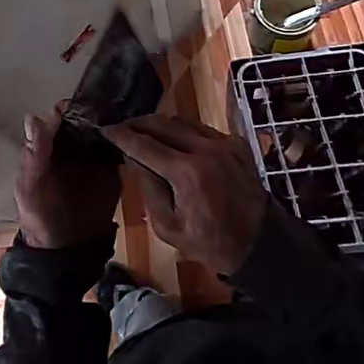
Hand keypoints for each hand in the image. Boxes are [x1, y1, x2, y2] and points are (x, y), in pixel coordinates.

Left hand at [15, 108, 122, 248]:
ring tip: (135, 118)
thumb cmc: (38, 214)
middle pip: (91, 117)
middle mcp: (74, 144)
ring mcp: (96, 156)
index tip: (91, 101)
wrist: (64, 250)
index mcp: (51, 143)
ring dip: (120, 123)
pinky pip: (124, 150)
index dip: (76, 106)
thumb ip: (34, 154)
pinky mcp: (114, 170)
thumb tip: (35, 117)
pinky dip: (133, 143)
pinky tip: (144, 137)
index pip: (64, 114)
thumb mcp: (30, 185)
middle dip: (103, 110)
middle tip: (118, 105)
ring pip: (109, 130)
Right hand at [102, 115, 267, 276]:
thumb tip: (133, 157)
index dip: (121, 136)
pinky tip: (176, 142)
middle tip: (122, 128)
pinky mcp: (236, 144)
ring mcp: (223, 143)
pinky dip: (184, 131)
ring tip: (146, 133)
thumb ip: (148, 187)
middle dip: (138, 123)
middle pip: (162, 124)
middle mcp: (204, 149)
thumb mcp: (167, 225)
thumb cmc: (208, 241)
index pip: (144, 145)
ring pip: (182, 121)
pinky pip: (202, 128)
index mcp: (185, 173)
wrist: (258, 242)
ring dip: (160, 124)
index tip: (105, 130)